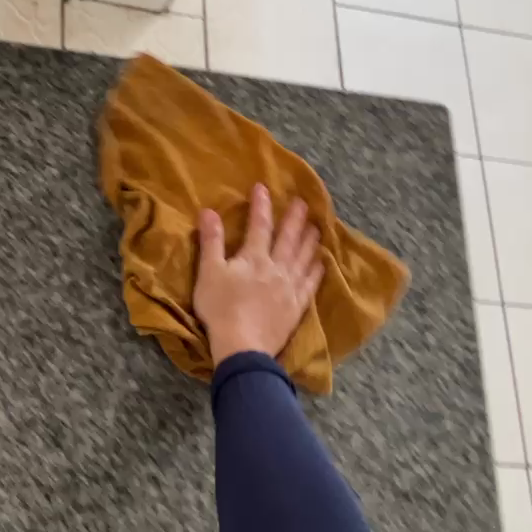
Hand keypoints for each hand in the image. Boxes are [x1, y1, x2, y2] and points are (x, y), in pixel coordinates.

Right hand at [193, 184, 326, 363]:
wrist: (242, 344)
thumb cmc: (220, 308)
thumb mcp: (208, 272)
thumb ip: (211, 241)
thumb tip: (208, 211)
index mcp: (253, 258)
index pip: (259, 225)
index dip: (261, 205)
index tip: (263, 187)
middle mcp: (276, 267)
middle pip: (288, 238)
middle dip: (295, 218)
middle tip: (304, 202)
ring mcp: (290, 286)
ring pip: (304, 257)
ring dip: (310, 239)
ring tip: (317, 226)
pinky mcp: (297, 305)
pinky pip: (311, 282)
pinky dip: (317, 269)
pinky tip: (322, 262)